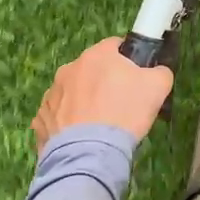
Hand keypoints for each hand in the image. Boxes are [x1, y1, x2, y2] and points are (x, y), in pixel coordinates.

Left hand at [31, 37, 174, 151]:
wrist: (90, 154)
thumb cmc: (125, 112)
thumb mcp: (159, 86)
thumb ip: (160, 71)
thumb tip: (156, 71)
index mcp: (97, 55)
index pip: (115, 45)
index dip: (128, 60)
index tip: (136, 77)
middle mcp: (69, 69)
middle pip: (92, 69)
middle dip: (104, 82)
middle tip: (121, 103)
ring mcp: (50, 95)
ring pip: (73, 92)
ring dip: (84, 102)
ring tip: (100, 125)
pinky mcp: (40, 121)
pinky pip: (58, 116)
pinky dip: (68, 123)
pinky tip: (82, 138)